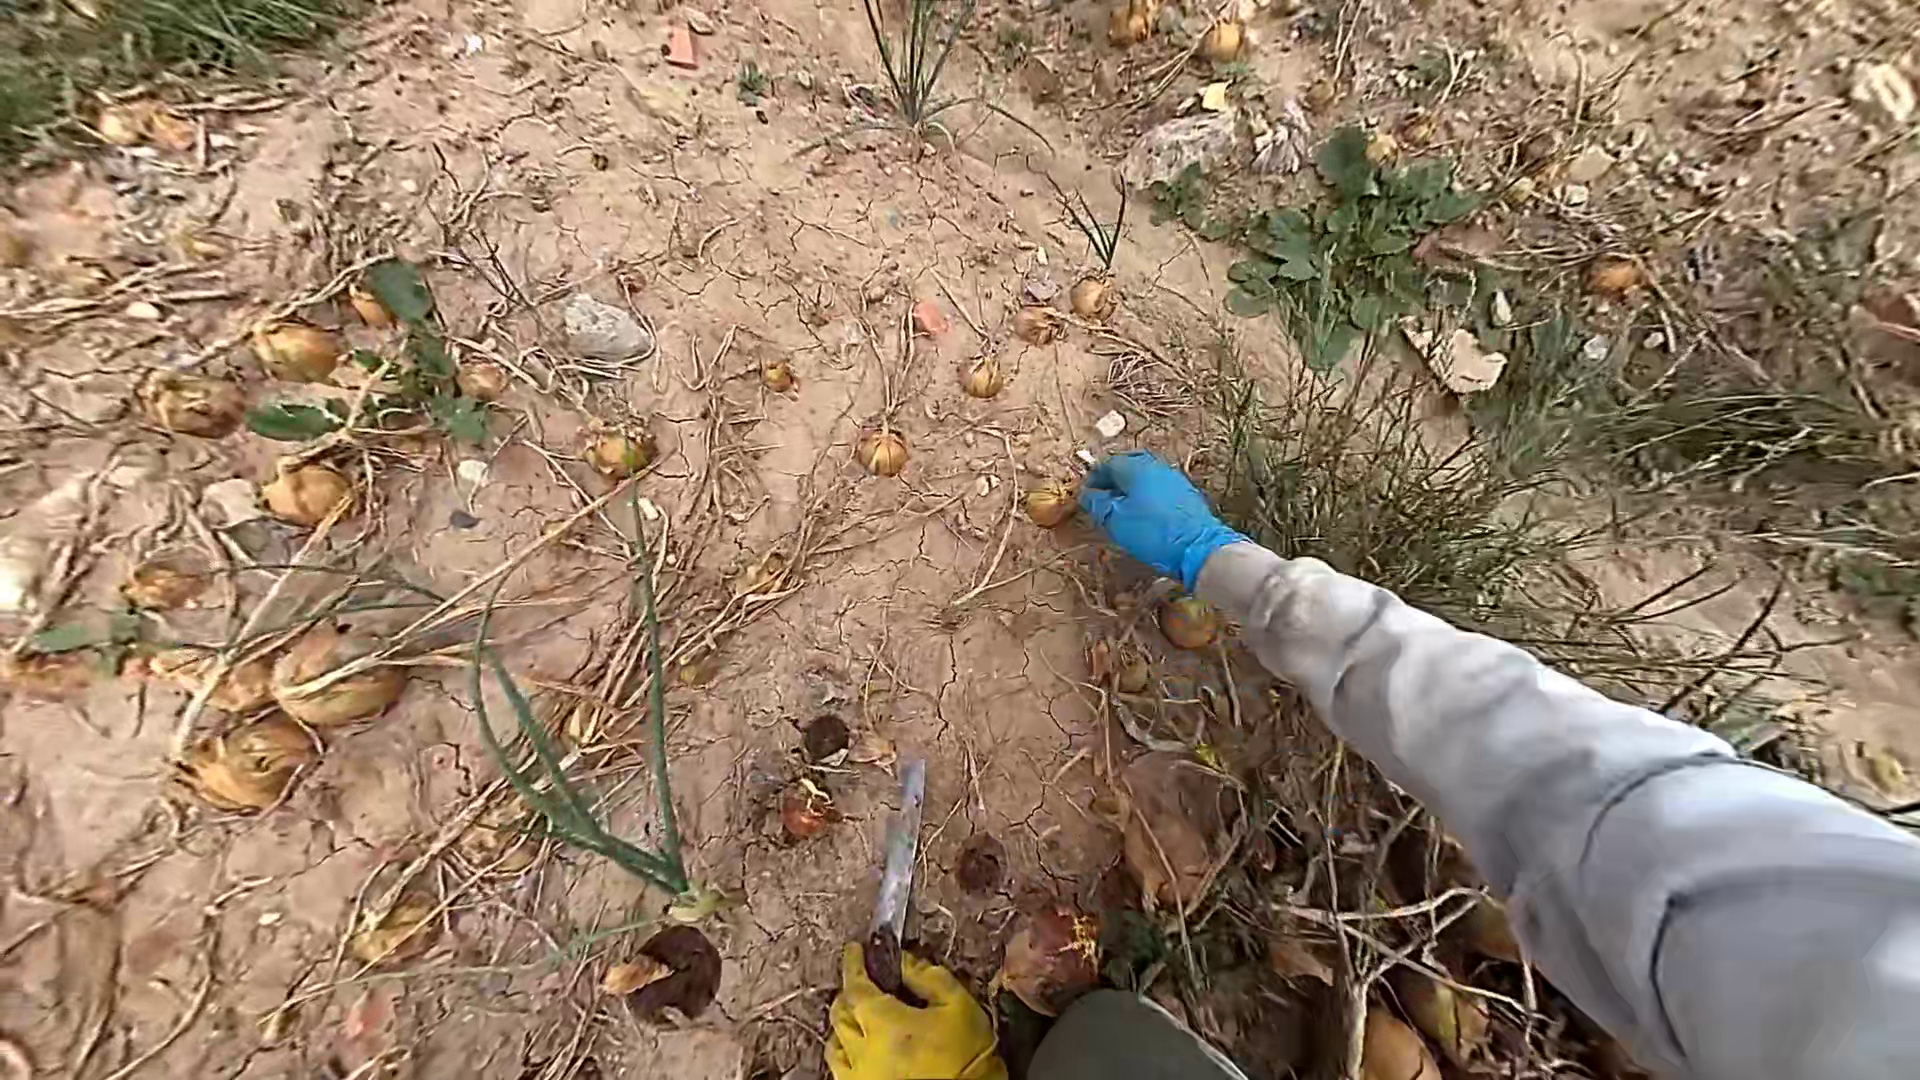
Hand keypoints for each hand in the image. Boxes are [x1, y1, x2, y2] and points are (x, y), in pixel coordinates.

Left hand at [828, 943, 1006, 1079]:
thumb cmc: (966, 1051)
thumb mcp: (955, 1001)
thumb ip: (925, 975)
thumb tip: (902, 960)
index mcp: (885, 1026)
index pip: (856, 988)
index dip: (852, 964)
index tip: (854, 948)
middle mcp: (865, 1055)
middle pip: (840, 1015)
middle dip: (849, 992)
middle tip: (863, 979)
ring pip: (835, 1047)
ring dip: (844, 1024)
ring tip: (859, 1014)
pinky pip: (842, 1073)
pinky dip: (846, 1054)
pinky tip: (860, 1047)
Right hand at [1079, 451, 1246, 588]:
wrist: (1199, 549)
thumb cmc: (1152, 532)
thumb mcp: (1115, 520)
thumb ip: (1098, 504)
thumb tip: (1087, 494)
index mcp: (1136, 468)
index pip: (1107, 464)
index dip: (1093, 478)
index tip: (1085, 495)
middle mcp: (1156, 467)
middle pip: (1127, 465)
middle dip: (1111, 480)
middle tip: (1101, 499)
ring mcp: (1174, 479)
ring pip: (1144, 476)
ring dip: (1128, 488)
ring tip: (1119, 509)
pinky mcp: (1186, 495)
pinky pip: (1157, 487)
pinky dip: (1144, 495)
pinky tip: (1141, 514)